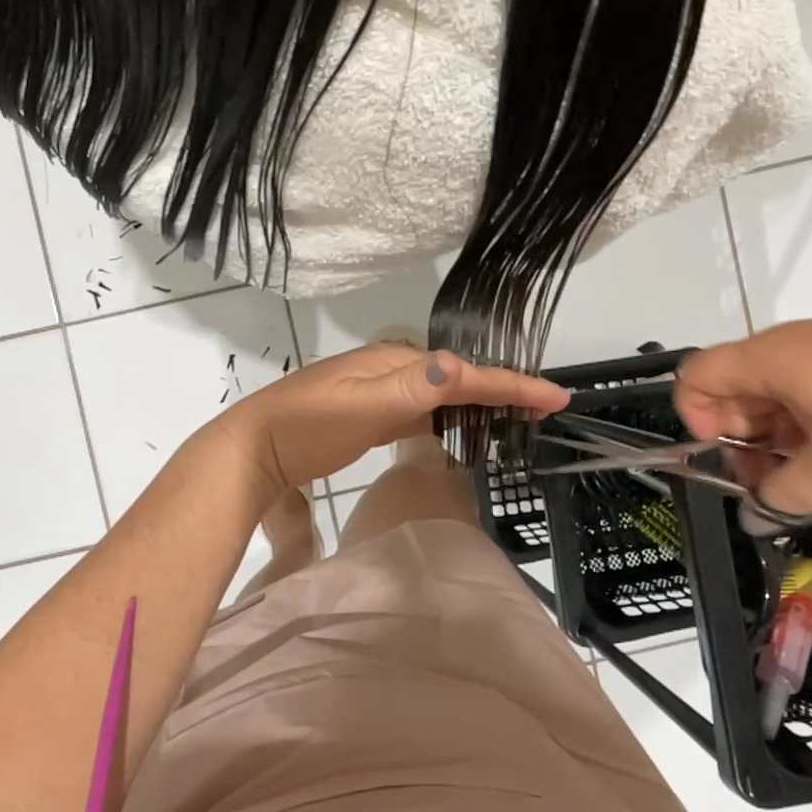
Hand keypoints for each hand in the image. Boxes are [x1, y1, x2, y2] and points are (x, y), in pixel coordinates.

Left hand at [214, 345, 571, 491]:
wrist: (255, 448)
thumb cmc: (306, 427)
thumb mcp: (360, 408)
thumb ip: (410, 388)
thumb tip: (458, 366)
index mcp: (394, 363)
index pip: (464, 372)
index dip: (510, 384)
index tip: (556, 397)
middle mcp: (391, 370)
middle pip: (458, 377)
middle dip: (502, 388)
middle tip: (546, 407)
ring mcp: (380, 392)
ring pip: (442, 393)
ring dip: (479, 402)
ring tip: (517, 417)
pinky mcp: (371, 415)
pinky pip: (423, 410)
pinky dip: (449, 416)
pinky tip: (460, 429)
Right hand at [673, 310, 811, 519]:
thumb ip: (785, 496)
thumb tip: (758, 515)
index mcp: (767, 359)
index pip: (694, 377)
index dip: (694, 418)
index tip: (729, 454)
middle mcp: (787, 344)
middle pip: (732, 387)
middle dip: (740, 436)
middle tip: (773, 478)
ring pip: (774, 391)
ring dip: (778, 433)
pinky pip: (811, 386)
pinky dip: (811, 420)